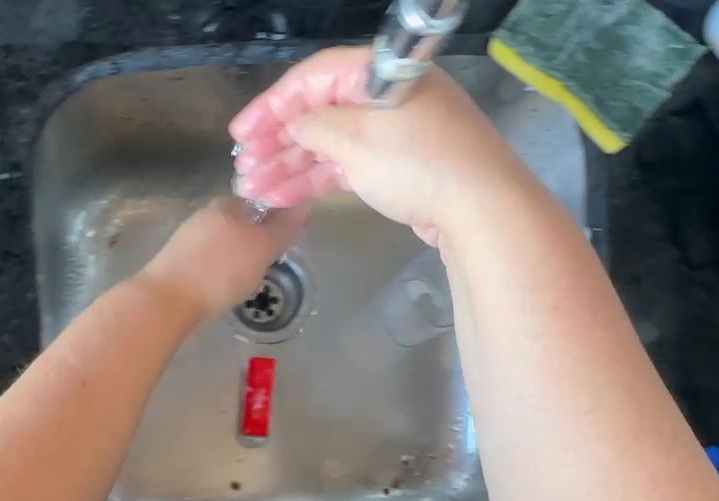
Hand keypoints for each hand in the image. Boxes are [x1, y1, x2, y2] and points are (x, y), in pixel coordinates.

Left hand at [134, 197, 306, 320]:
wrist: (167, 301)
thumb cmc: (220, 270)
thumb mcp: (262, 248)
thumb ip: (282, 230)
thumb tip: (302, 211)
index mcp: (225, 205)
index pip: (258, 201)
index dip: (276, 217)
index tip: (287, 239)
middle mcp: (204, 218)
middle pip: (239, 224)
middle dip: (255, 240)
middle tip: (270, 262)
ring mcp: (187, 242)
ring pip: (222, 245)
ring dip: (237, 258)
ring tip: (249, 279)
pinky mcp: (177, 266)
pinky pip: (208, 265)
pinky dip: (220, 274)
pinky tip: (224, 289)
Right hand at [229, 47, 512, 246]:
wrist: (477, 208)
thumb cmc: (419, 164)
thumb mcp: (358, 140)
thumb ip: (315, 127)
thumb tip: (292, 125)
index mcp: (378, 75)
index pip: (313, 79)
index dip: (272, 105)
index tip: (241, 133)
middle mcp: (383, 99)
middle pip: (318, 113)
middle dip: (276, 142)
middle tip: (243, 168)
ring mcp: (389, 136)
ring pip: (327, 145)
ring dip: (288, 167)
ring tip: (253, 190)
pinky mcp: (393, 169)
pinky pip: (343, 168)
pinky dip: (313, 182)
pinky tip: (281, 198)